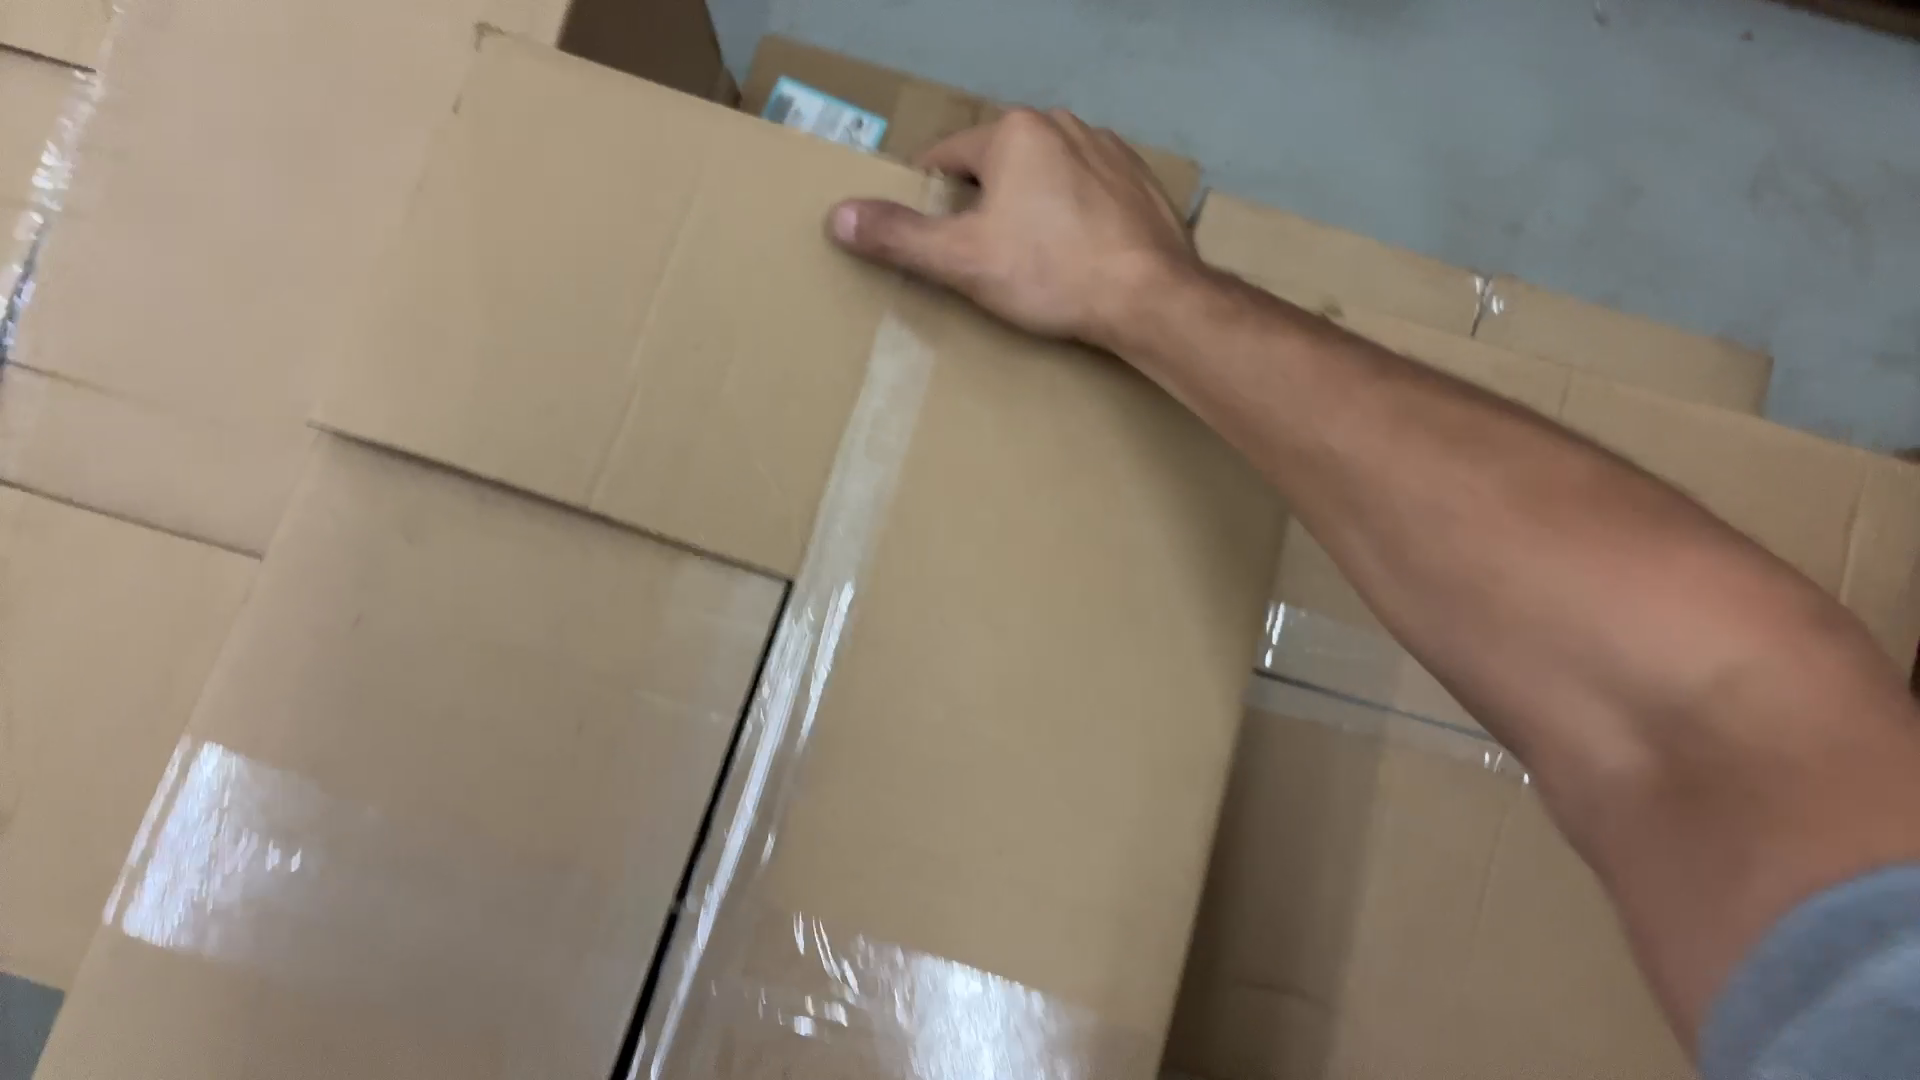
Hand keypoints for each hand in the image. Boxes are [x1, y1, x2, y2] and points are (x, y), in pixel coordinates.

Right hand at [827, 108, 1200, 350]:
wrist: (1150, 298)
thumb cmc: (1050, 274)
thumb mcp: (962, 261)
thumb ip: (899, 237)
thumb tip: (837, 216)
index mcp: (1015, 132)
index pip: (947, 157)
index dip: (930, 196)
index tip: (931, 236)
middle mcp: (1063, 124)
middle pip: (999, 166)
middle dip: (983, 204)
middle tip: (982, 257)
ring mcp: (1109, 150)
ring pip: (1046, 177)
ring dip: (1029, 208)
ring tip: (1031, 260)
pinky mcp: (1140, 182)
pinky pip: (1087, 192)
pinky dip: (1072, 215)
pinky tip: (1076, 254)